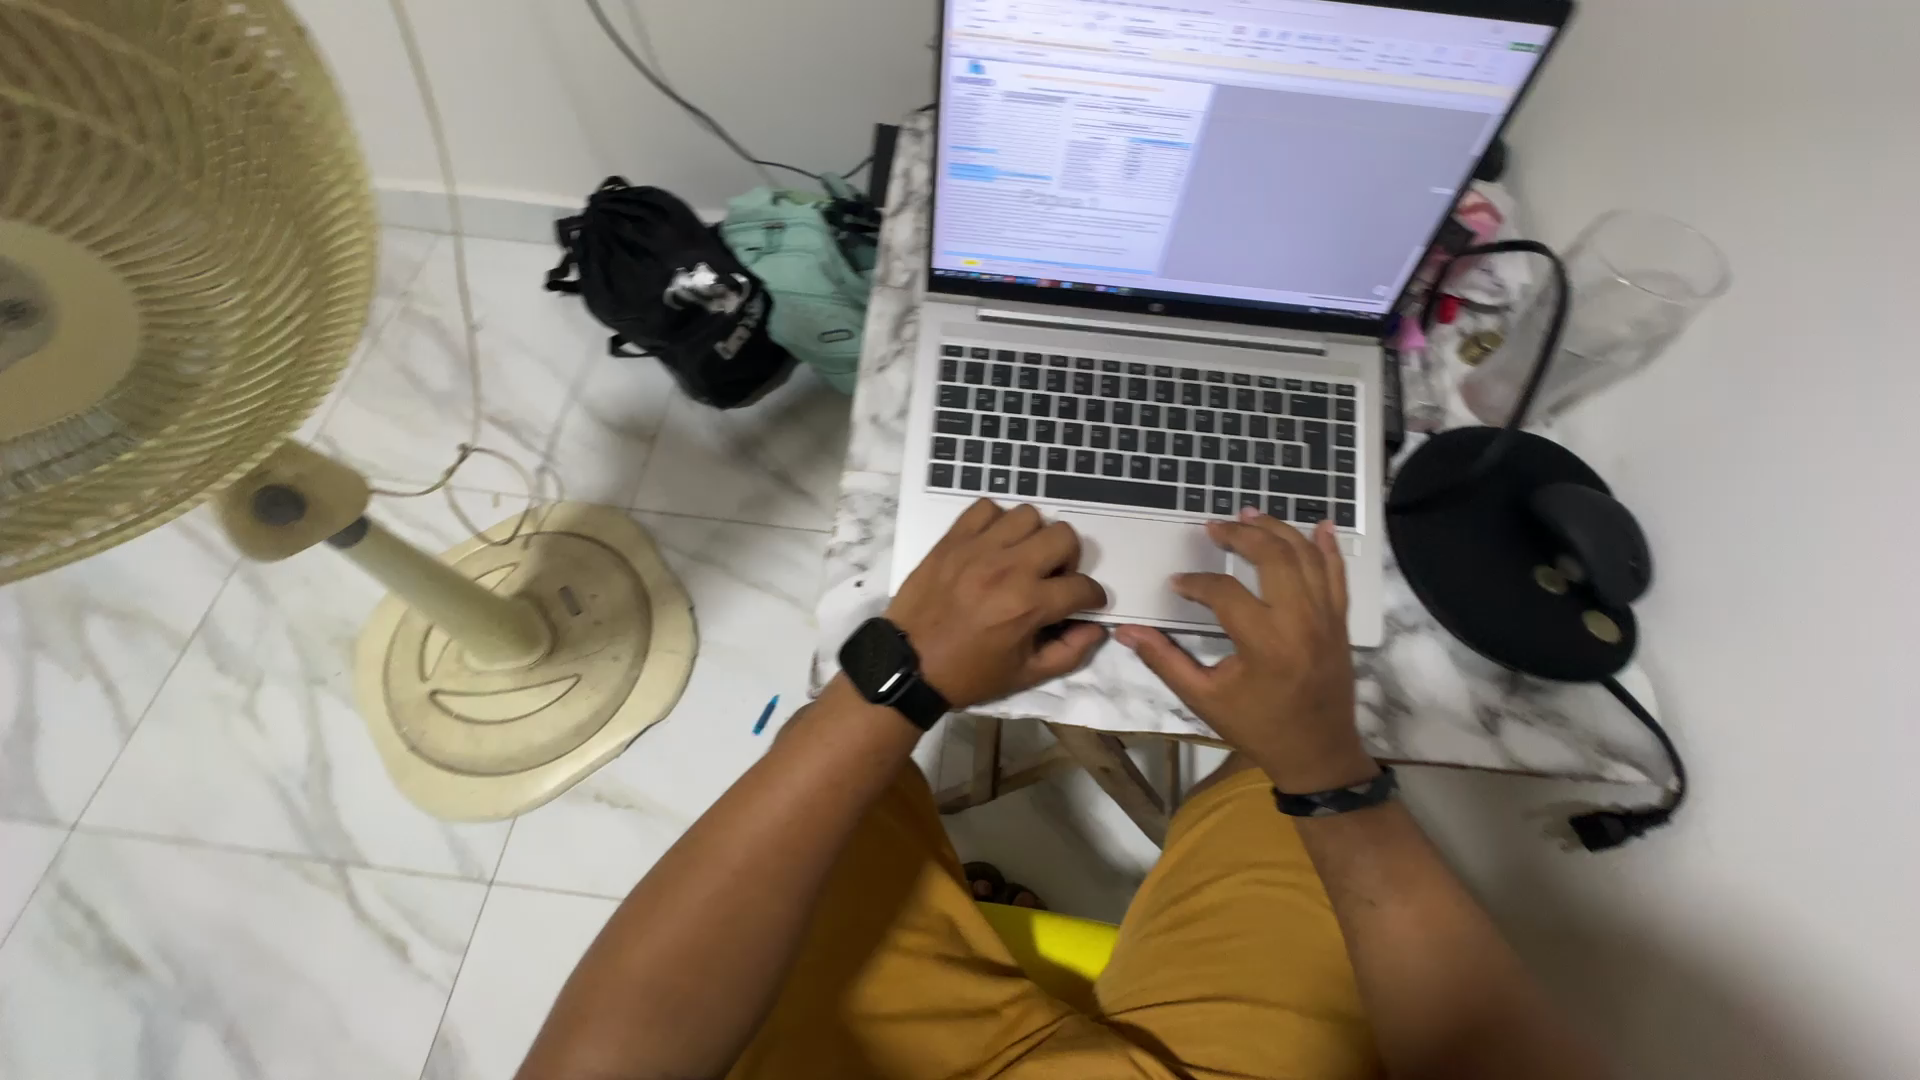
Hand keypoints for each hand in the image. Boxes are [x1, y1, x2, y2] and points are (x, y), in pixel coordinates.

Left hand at [886, 500, 1108, 709]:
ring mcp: (978, 549)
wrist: (907, 666)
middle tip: (1052, 577)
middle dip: (1069, 558)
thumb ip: (1068, 652)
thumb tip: (1096, 628)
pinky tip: (992, 545)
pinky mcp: (952, 540)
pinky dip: (995, 522)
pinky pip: (984, 508)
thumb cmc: (968, 674)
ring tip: (1021, 558)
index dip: (1091, 597)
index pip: (1082, 587)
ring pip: (1027, 515)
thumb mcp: (1024, 675)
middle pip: (1063, 536)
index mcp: (1029, 605)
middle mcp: (1008, 569)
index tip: (1084, 602)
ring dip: (1033, 536)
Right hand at [1114, 509, 1374, 792]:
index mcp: (1265, 643)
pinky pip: (1338, 574)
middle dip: (1241, 535)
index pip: (1224, 591)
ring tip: (1249, 514)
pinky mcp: (1340, 622)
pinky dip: (1328, 547)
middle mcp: (1301, 622)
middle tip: (1214, 526)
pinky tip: (1319, 525)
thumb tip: (1125, 632)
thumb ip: (1164, 659)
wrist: (1318, 754)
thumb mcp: (1202, 698)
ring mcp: (1327, 618)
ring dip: (1278, 530)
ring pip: (1307, 557)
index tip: (1177, 584)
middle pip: (1274, 557)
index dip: (1195, 582)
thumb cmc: (1257, 727)